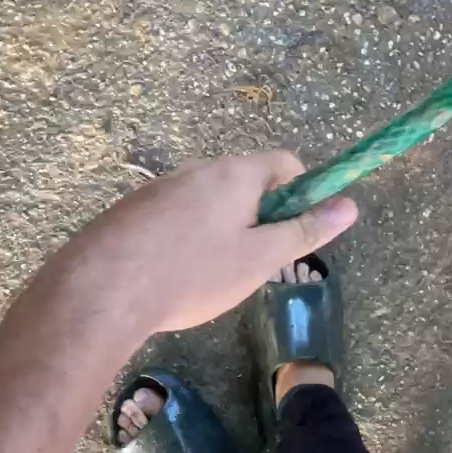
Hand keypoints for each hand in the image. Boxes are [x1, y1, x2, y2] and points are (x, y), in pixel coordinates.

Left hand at [14, 151, 357, 343]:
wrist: (101, 289)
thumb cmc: (194, 273)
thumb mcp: (259, 258)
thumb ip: (305, 231)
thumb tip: (350, 205)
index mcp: (235, 173)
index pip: (285, 162)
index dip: (301, 192)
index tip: (295, 229)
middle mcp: (198, 169)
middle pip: (245, 182)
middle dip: (257, 217)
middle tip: (251, 262)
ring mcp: (161, 186)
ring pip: (208, 201)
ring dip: (220, 228)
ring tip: (207, 275)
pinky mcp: (132, 209)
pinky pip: (174, 214)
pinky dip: (184, 236)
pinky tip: (170, 276)